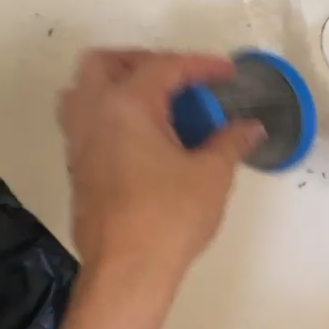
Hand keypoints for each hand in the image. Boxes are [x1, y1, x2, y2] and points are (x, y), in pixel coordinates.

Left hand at [58, 49, 264, 290]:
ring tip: (159, 106)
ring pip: (88, 90)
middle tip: (182, 81)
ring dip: (121, 85)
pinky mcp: (79, 165)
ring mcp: (79, 139)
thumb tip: (249, 127)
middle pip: (108, 64)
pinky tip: (146, 138)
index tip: (229, 72)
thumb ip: (230, 142)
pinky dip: (115, 113)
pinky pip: (89, 119)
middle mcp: (93, 112)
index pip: (165, 68)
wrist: (129, 266)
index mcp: (126, 105)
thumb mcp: (212, 175)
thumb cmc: (171, 216)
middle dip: (147, 63)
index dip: (201, 66)